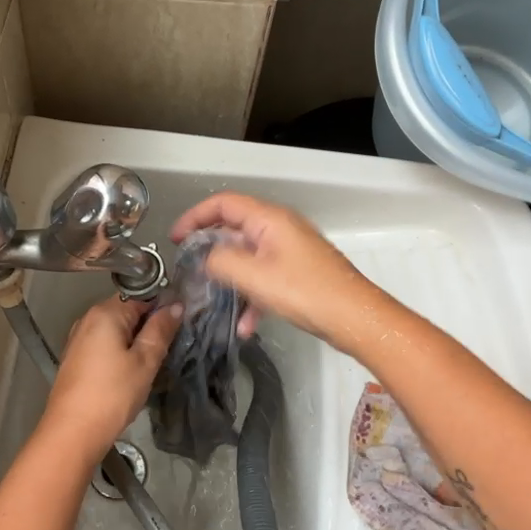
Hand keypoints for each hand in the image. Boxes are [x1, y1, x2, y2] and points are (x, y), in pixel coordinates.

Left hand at [38, 297, 180, 460]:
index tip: (182, 324)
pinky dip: (120, 353)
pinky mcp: (76, 359)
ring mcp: (78, 339)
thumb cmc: (113, 393)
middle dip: (149, 325)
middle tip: (170, 346)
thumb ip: (160, 330)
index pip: (140, 296)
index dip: (163, 307)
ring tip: (153, 361)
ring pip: (115, 330)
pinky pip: (104, 345)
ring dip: (135, 341)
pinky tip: (130, 372)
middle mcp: (87, 319)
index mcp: (104, 313)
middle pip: (126, 311)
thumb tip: (176, 305)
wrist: (73, 431)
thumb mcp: (144, 361)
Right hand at [170, 193, 393, 347]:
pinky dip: (251, 297)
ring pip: (248, 257)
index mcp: (269, 219)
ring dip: (229, 279)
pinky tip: (244, 326)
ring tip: (212, 300)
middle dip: (209, 250)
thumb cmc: (305, 292)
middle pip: (234, 229)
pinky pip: (264, 277)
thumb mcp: (253, 276)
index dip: (194, 217)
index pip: (223, 203)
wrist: (354, 318)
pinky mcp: (298, 273)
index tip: (176, 239)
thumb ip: (220, 260)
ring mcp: (290, 250)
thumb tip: (205, 257)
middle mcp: (280, 228)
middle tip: (188, 269)